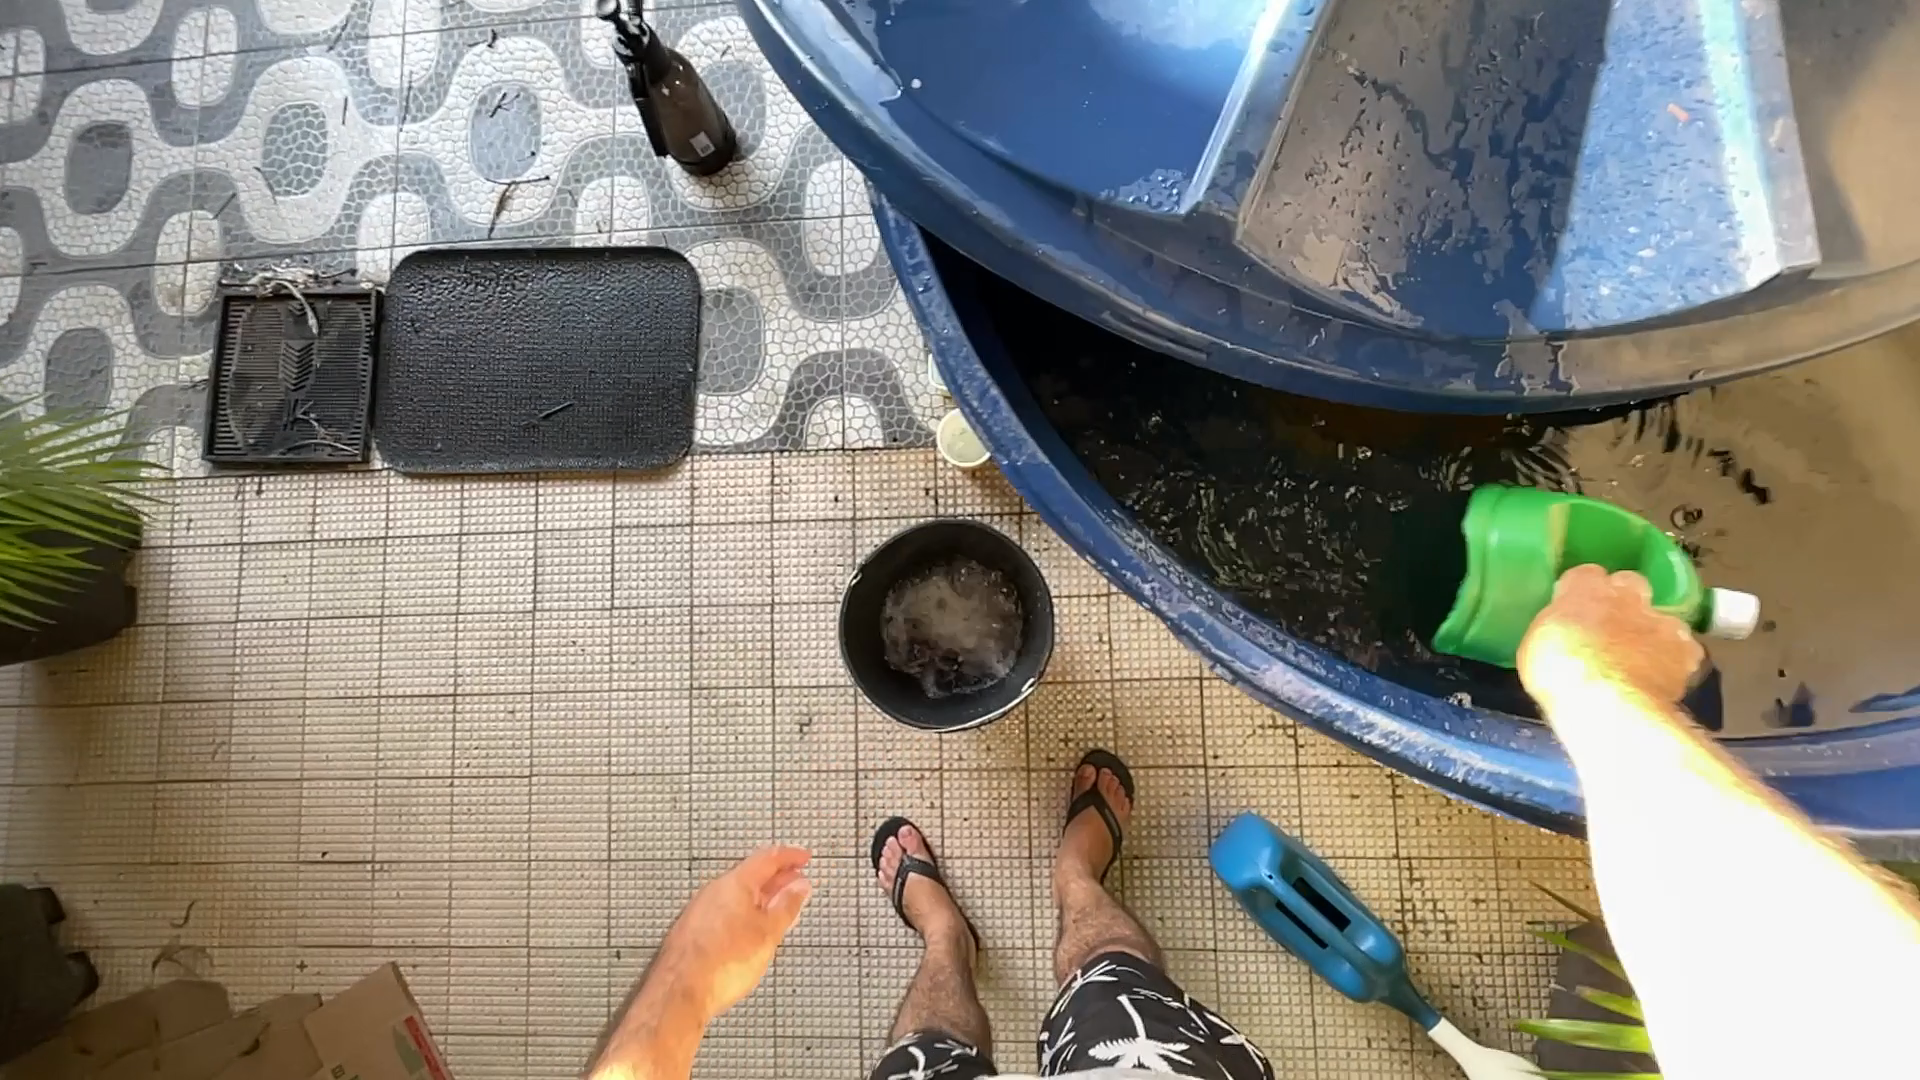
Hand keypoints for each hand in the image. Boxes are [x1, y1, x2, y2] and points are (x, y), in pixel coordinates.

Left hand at [654, 846, 812, 1019]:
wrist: (679, 996)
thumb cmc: (722, 964)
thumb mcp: (768, 933)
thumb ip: (787, 906)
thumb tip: (800, 886)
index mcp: (736, 883)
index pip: (768, 857)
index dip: (790, 856)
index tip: (804, 858)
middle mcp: (715, 890)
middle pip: (751, 874)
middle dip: (777, 878)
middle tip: (795, 883)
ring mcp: (700, 910)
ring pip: (736, 894)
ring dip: (760, 897)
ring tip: (777, 910)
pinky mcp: (691, 931)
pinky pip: (724, 910)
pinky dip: (743, 913)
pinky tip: (749, 931)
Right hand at [1517, 564, 1703, 706]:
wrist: (1607, 703)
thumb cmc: (1557, 670)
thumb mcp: (1535, 643)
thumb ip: (1556, 627)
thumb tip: (1563, 629)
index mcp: (1584, 591)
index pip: (1586, 574)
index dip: (1580, 588)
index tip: (1572, 603)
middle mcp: (1627, 598)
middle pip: (1630, 583)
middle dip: (1623, 598)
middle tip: (1608, 622)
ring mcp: (1662, 624)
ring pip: (1661, 617)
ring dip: (1651, 630)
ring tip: (1637, 655)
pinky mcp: (1688, 654)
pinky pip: (1683, 650)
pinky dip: (1672, 659)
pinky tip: (1658, 674)